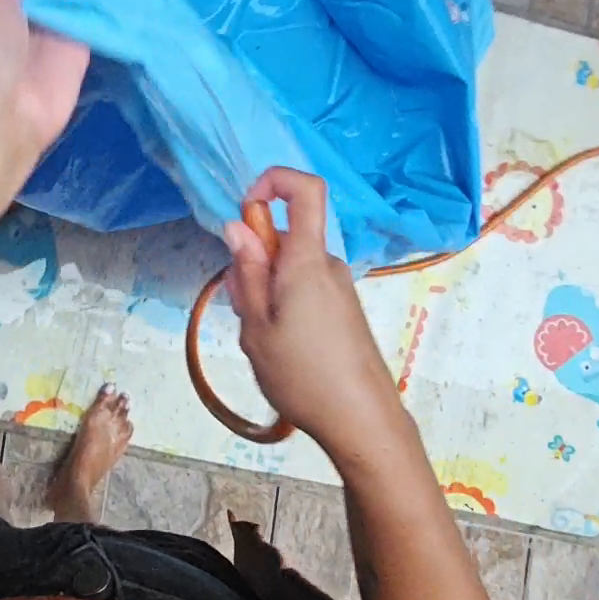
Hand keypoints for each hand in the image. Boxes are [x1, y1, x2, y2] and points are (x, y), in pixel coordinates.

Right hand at [222, 168, 408, 454]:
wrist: (361, 418)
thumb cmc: (301, 374)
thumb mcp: (257, 327)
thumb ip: (247, 273)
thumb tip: (237, 226)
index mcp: (307, 260)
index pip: (306, 189)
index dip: (274, 181)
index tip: (246, 210)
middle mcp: (328, 265)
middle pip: (287, 237)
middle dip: (254, 261)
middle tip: (245, 312)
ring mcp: (339, 287)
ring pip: (291, 268)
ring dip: (266, 290)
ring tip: (263, 339)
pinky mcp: (343, 309)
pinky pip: (305, 288)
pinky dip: (283, 304)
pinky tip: (282, 348)